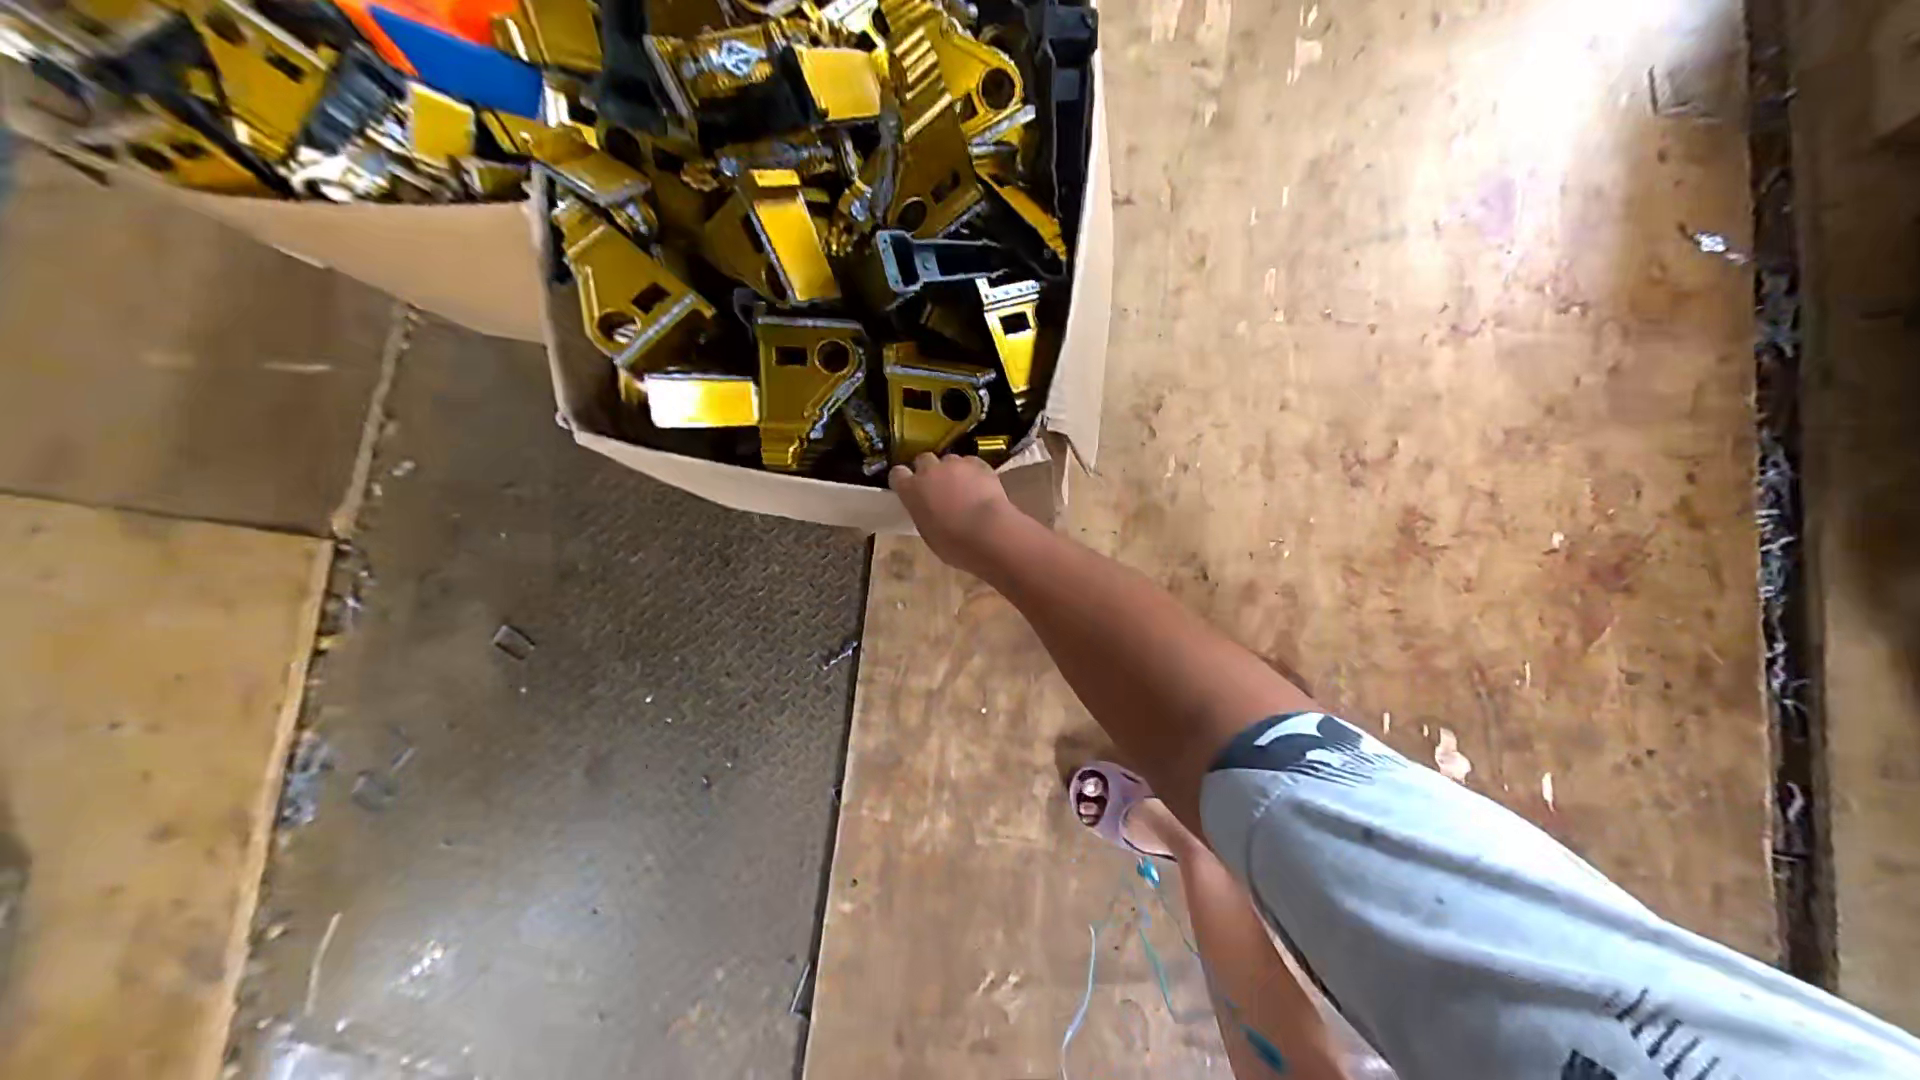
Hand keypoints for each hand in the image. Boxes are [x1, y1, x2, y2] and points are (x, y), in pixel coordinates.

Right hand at [889, 453, 1025, 577]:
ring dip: (952, 471)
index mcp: (911, 490)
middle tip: (938, 486)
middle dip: (928, 470)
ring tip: (963, 488)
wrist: (987, 532)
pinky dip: (973, 472)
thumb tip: (929, 509)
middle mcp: (929, 470)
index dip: (903, 480)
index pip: (897, 474)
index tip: (909, 488)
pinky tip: (980, 486)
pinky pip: (971, 463)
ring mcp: (955, 464)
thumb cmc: (953, 544)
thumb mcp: (927, 531)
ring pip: (949, 460)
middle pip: (923, 460)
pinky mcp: (978, 463)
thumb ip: (923, 512)